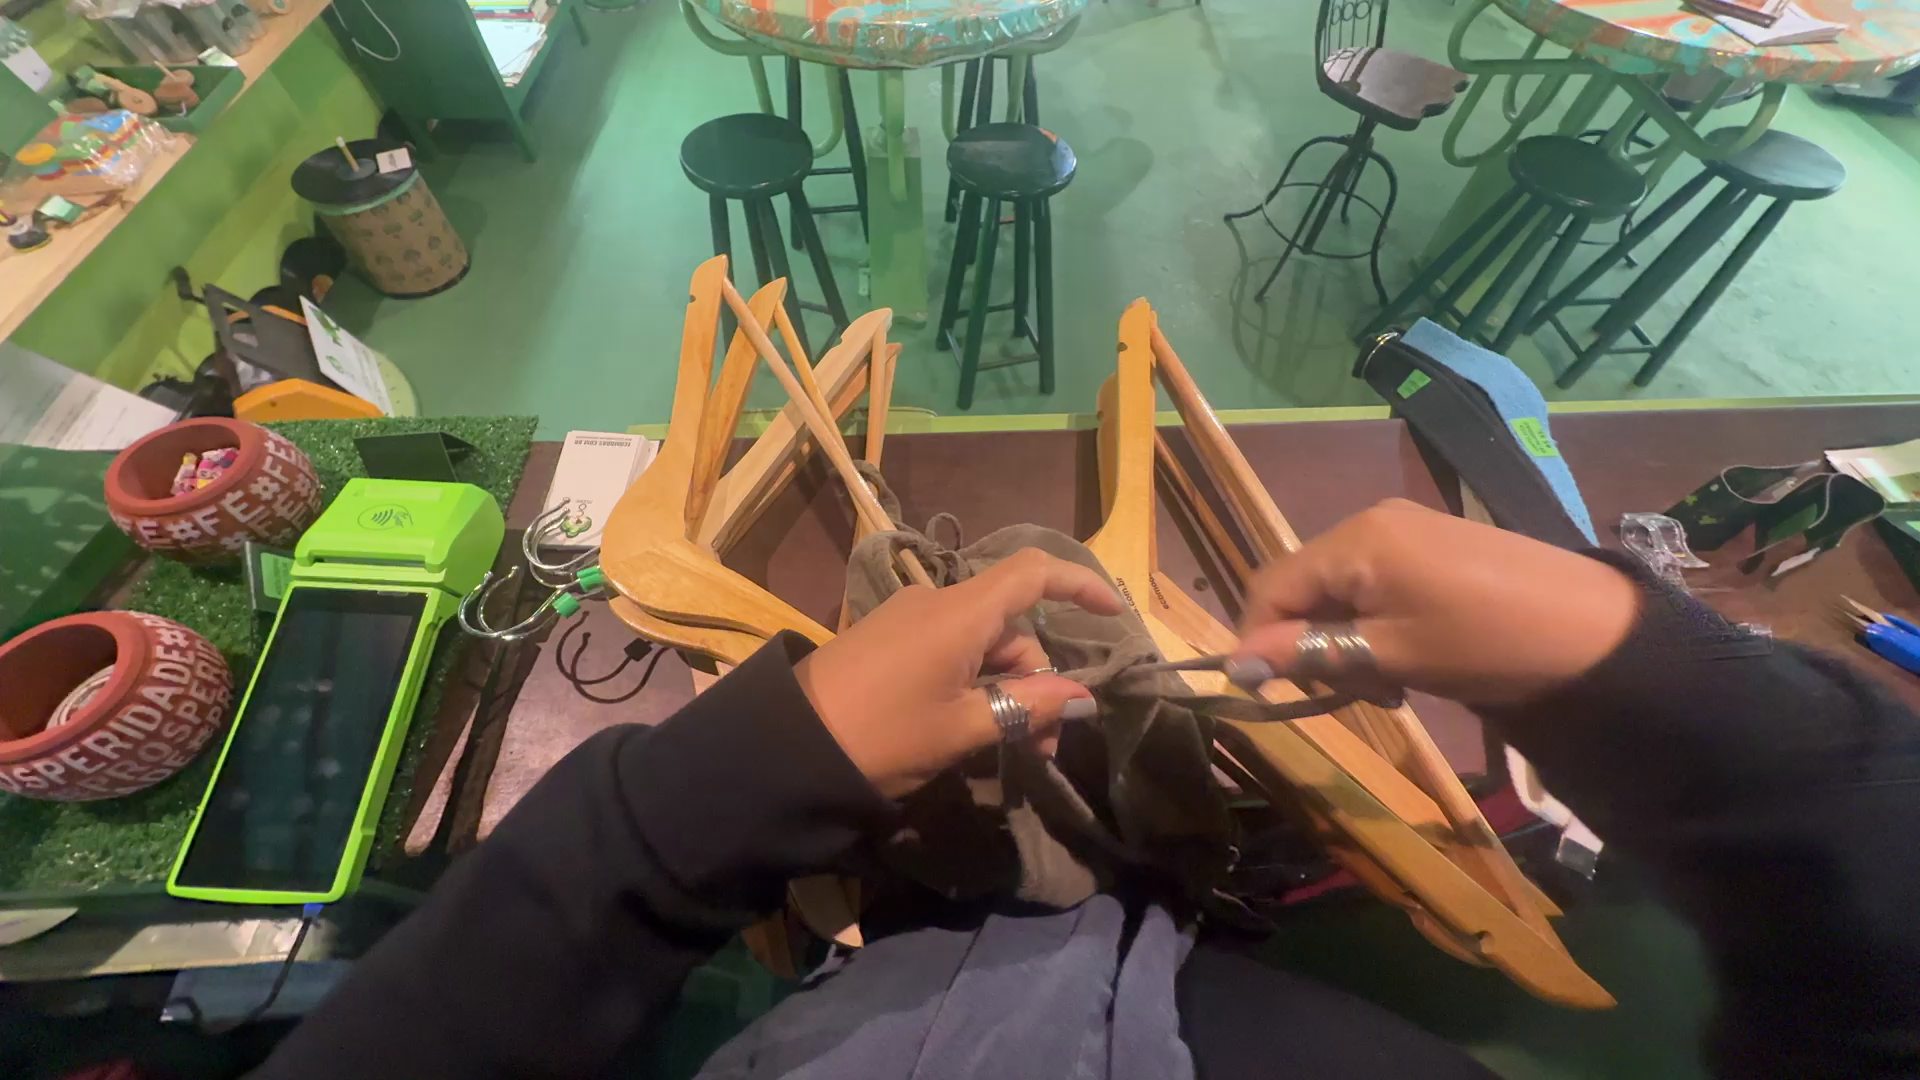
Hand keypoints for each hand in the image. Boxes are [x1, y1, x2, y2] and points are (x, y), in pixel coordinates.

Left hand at [794, 549, 1122, 797]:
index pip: (1033, 572)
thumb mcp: (962, 728)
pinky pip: (952, 649)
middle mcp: (939, 603)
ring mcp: (912, 620)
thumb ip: (1027, 707)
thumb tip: (1083, 698)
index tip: (1113, 615)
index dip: (1079, 583)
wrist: (787, 745)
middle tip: (1045, 742)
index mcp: (960, 612)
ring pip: (983, 643)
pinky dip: (975, 682)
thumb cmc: (882, 734)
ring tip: (1012, 747)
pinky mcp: (893, 639)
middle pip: (1012, 624)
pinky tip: (973, 725)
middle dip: (1038, 678)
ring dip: (1007, 688)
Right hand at [1234, 500, 1640, 704]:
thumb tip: (1232, 665)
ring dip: (1340, 635)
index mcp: (1353, 540)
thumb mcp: (1389, 654)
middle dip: (1306, 640)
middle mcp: (1365, 522)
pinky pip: (1367, 579)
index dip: (1257, 637)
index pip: (1270, 586)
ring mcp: (1397, 528)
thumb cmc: (1486, 643)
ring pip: (1333, 587)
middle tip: (1346, 689)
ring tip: (1383, 678)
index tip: (1263, 687)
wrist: (1603, 635)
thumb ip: (1307, 652)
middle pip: (1300, 585)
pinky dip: (1367, 619)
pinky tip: (1401, 650)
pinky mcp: (1425, 541)